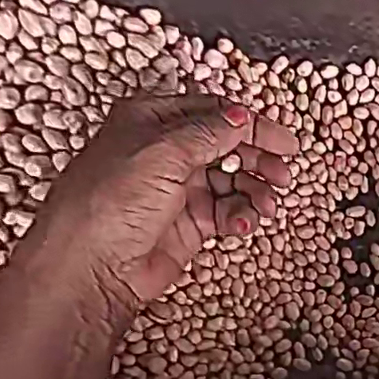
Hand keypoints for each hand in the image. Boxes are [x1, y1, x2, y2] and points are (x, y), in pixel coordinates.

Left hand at [12, 93, 297, 329]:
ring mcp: (180, 189)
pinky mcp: (191, 223)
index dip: (251, 125)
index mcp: (152, 121)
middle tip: (283, 175)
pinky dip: (241, 217)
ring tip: (267, 206)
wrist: (93, 265)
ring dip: (255, 193)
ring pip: (232, 183)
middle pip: (228, 148)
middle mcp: (168, 153)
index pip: (213, 114)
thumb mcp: (162, 154)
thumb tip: (240, 118)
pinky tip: (243, 225)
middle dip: (258, 160)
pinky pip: (227, 213)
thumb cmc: (111, 202)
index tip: (284, 142)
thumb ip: (208, 134)